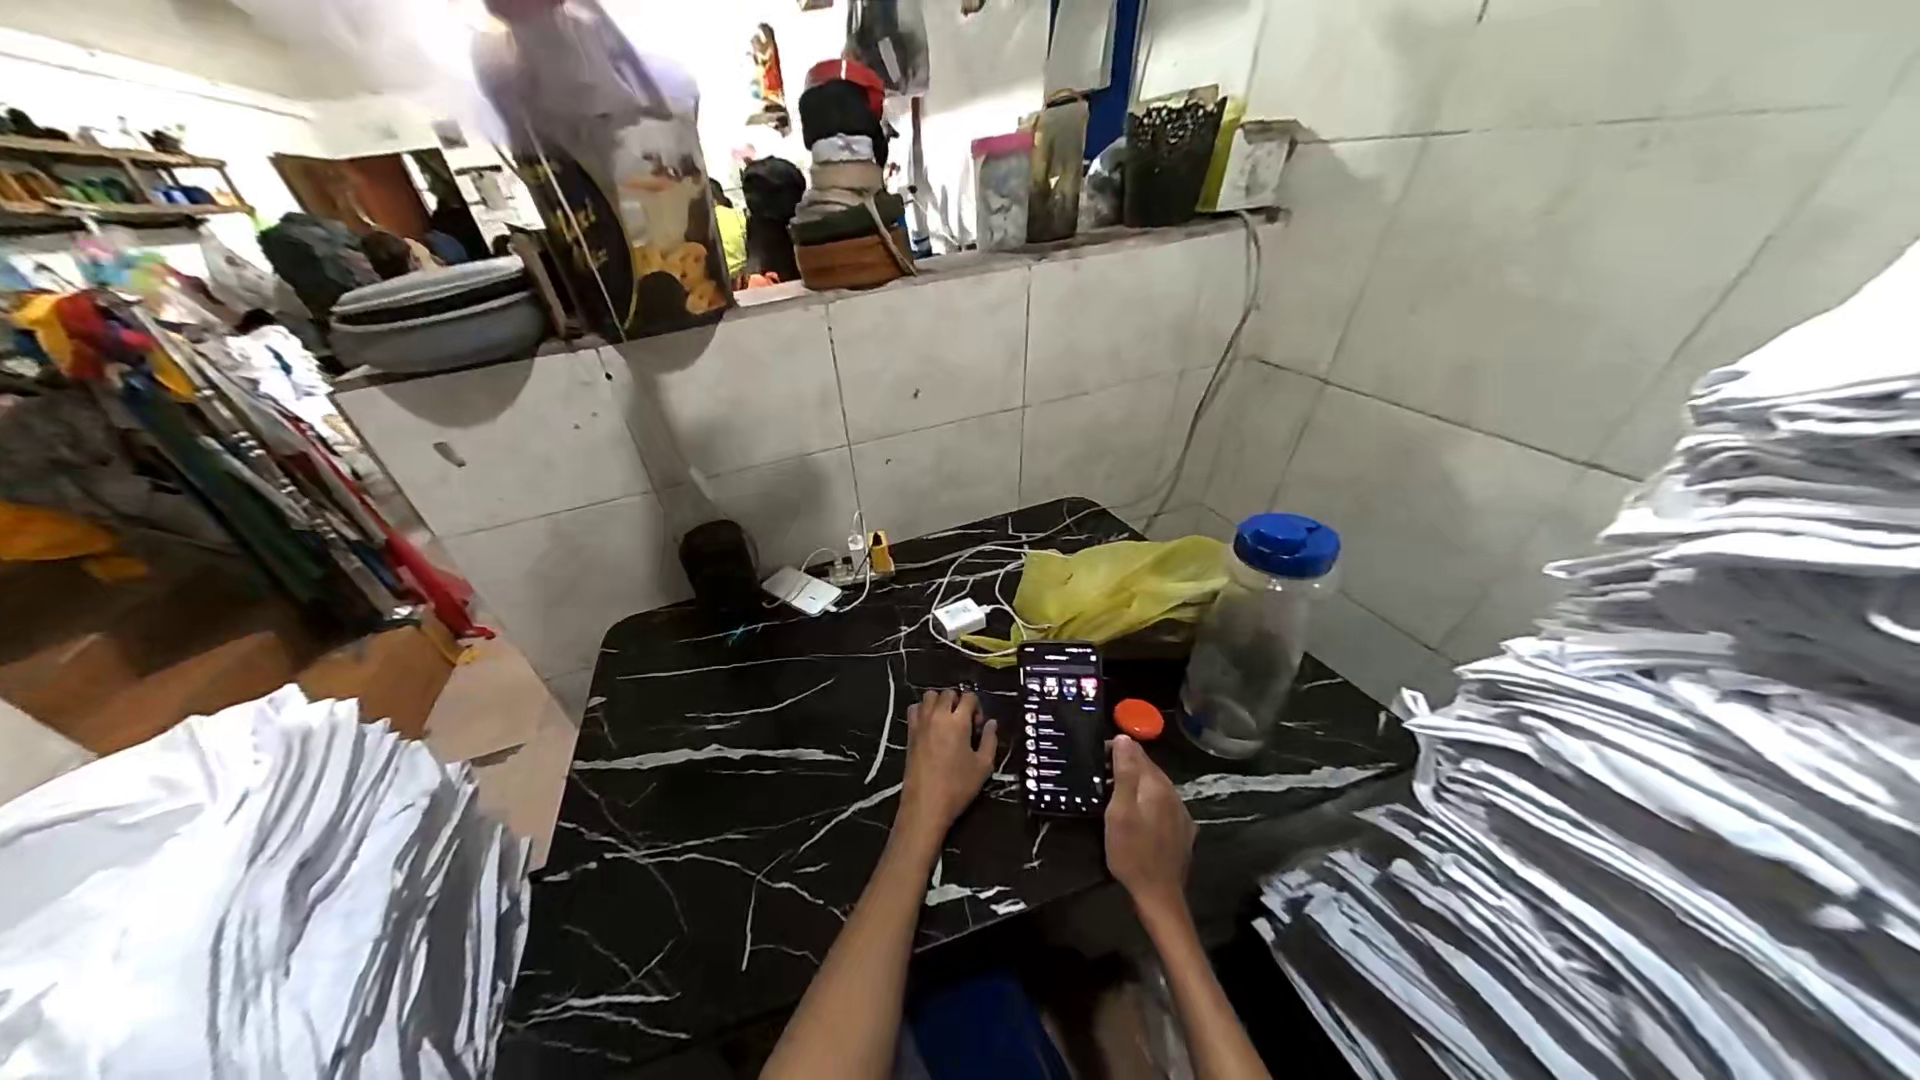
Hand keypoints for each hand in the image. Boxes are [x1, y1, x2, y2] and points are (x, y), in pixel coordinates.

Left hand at [897, 690, 997, 844]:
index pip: (968, 697)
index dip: (977, 708)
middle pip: (948, 693)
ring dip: (940, 702)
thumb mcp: (983, 766)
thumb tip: (992, 723)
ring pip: (929, 696)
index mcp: (958, 721)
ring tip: (947, 721)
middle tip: (964, 723)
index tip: (978, 726)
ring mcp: (921, 722)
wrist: (926, 804)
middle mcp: (937, 715)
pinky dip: (923, 710)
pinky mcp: (909, 732)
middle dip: (959, 703)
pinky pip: (915, 708)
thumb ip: (990, 740)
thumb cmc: (958, 786)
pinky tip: (931, 726)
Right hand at [1104, 734, 1195, 917]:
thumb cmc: (1131, 853)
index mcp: (1157, 786)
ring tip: (1113, 790)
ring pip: (1156, 786)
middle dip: (1125, 765)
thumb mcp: (1119, 811)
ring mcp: (1181, 812)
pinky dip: (1147, 800)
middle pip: (1148, 768)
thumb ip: (1124, 773)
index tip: (1096, 755)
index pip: (1137, 753)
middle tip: (1099, 772)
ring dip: (1136, 783)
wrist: (1159, 895)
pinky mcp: (1183, 830)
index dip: (1116, 749)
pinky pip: (1163, 804)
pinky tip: (1137, 812)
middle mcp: (1173, 793)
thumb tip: (1124, 738)